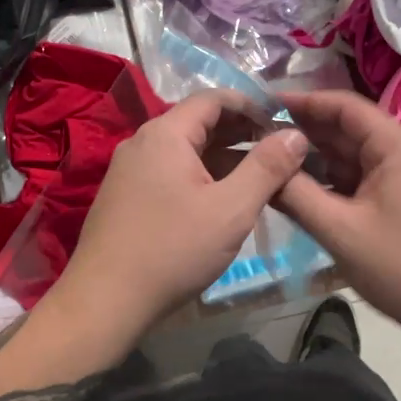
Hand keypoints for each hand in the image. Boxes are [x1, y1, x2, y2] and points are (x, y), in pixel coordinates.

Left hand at [52, 90, 309, 331]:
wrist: (104, 302)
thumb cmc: (172, 251)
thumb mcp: (231, 210)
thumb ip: (267, 168)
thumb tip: (296, 133)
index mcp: (165, 134)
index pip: (214, 98)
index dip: (252, 106)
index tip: (284, 125)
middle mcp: (142, 142)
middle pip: (198, 122)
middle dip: (241, 133)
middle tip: (280, 154)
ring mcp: (129, 170)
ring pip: (185, 150)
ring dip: (223, 158)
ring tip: (261, 180)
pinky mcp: (126, 197)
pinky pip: (170, 172)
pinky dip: (201, 176)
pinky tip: (223, 202)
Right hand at [276, 90, 400, 345]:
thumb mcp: (340, 232)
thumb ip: (296, 194)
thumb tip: (262, 166)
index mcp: (400, 146)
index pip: (346, 106)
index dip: (303, 102)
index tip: (263, 105)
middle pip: (353, 128)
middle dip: (308, 132)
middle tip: (261, 137)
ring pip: (361, 154)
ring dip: (323, 157)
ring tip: (278, 163)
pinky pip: (373, 174)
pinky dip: (342, 178)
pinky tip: (311, 190)